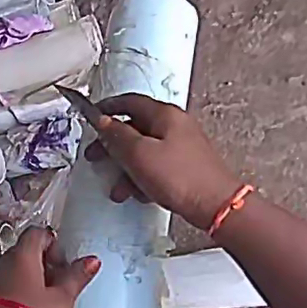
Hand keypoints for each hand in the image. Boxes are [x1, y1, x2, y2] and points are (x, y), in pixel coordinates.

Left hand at [0, 227, 98, 307]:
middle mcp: (0, 263)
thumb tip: (89, 262)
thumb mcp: (62, 299)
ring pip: (12, 270)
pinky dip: (15, 294)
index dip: (55, 245)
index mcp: (21, 255)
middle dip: (43, 265)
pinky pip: (1, 287)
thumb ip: (76, 276)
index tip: (64, 265)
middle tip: (58, 286)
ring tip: (43, 304)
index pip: (38, 233)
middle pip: (24, 252)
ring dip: (28, 280)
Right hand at [83, 93, 240, 224]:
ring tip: (118, 187)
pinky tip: (138, 193)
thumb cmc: (180, 177)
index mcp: (164, 115)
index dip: (107, 108)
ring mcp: (181, 146)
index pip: (129, 102)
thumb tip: (103, 121)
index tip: (92, 116)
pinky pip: (154, 166)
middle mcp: (174, 126)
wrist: (214, 205)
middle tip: (96, 155)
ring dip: (125, 168)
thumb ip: (116, 135)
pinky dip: (141, 177)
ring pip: (143, 151)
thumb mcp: (138, 153)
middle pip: (134, 128)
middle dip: (112, 145)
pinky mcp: (184, 165)